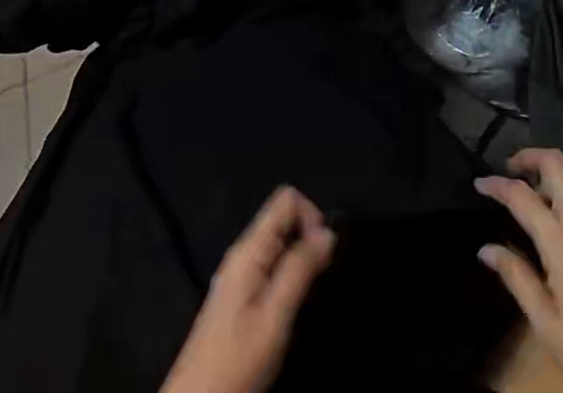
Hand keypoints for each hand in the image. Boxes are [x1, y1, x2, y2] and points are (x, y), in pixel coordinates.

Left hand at [159, 186, 335, 392]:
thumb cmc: (235, 362)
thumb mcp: (275, 317)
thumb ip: (300, 269)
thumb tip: (328, 233)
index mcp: (248, 251)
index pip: (285, 200)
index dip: (310, 216)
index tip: (321, 252)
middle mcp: (242, 255)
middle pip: (283, 219)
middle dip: (308, 238)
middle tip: (316, 278)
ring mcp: (239, 275)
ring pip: (280, 243)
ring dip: (300, 258)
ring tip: (304, 295)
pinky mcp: (240, 295)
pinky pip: (272, 265)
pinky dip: (289, 274)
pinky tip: (290, 305)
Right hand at [475, 149, 562, 392]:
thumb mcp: (546, 323)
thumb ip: (516, 278)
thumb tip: (485, 249)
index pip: (523, 196)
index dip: (497, 185)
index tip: (478, 183)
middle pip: (557, 165)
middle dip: (529, 157)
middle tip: (505, 170)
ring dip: (543, 179)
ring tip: (519, 200)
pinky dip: (558, 200)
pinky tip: (546, 228)